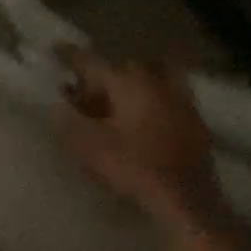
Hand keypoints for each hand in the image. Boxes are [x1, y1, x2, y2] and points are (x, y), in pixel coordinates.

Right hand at [58, 44, 223, 228]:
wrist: (186, 202)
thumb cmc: (132, 167)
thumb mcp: (87, 145)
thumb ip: (67, 119)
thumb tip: (58, 103)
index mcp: (128, 82)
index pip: (91, 61)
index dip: (70, 55)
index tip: (55, 48)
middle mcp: (156, 83)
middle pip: (124, 67)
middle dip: (103, 75)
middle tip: (85, 91)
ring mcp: (180, 101)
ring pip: (152, 78)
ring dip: (133, 84)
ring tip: (118, 100)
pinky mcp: (195, 123)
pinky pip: (170, 99)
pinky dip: (154, 102)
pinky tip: (144, 120)